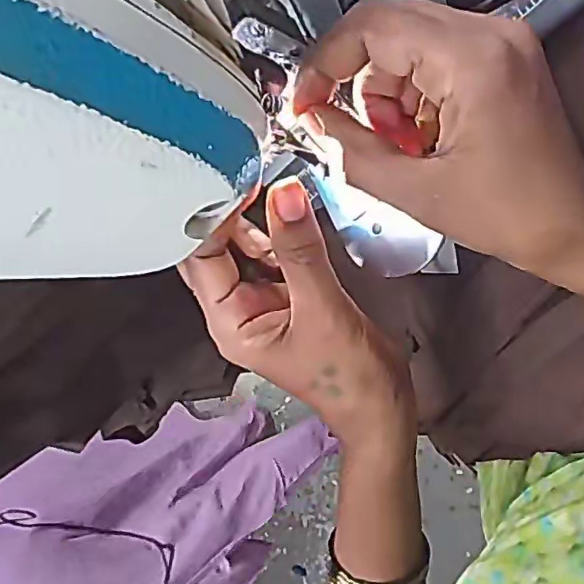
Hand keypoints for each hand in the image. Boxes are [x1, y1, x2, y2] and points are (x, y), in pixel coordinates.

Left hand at [178, 178, 415, 450]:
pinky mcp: (290, 295)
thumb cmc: (346, 378)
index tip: (235, 182)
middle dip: (236, 215)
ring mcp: (265, 302)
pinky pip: (278, 255)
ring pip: (250, 249)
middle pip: (220, 250)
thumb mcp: (321, 310)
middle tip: (258, 180)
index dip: (213, 218)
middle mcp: (239, 311)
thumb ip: (300, 250)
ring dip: (264, 223)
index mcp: (230, 323)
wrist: (381, 403)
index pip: (202, 257)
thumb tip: (285, 195)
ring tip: (285, 200)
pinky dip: (286, 235)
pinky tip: (297, 221)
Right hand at [287, 0, 583, 301]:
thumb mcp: (416, 192)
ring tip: (407, 147)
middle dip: (360, 83)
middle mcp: (493, 34)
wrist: (569, 228)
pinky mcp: (504, 57)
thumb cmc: (515, 216)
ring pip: (409, 42)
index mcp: (475, 59)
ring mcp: (503, 42)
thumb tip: (314, 119)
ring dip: (390, 93)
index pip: (371, 25)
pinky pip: (437, 57)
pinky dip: (417, 95)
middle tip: (358, 132)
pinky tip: (427, 138)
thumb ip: (350, 150)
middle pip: (388, 27)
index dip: (325, 63)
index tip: (306, 100)